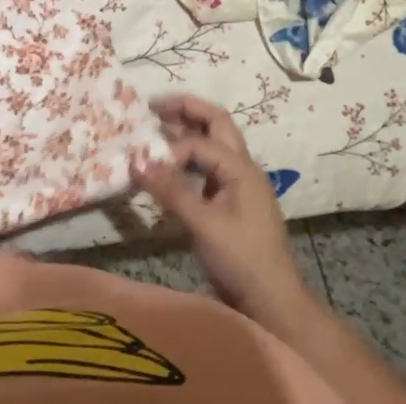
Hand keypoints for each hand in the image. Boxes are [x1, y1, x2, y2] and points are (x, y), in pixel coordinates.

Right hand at [131, 94, 308, 317]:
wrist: (270, 300)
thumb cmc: (241, 259)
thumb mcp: (203, 224)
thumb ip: (170, 190)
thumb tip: (135, 161)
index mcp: (241, 169)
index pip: (200, 142)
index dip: (172, 148)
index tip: (149, 167)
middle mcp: (242, 168)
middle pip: (216, 123)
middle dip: (185, 109)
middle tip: (152, 105)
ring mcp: (238, 184)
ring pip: (213, 143)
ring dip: (186, 130)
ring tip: (156, 127)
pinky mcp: (230, 200)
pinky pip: (208, 165)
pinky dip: (188, 157)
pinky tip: (169, 166)